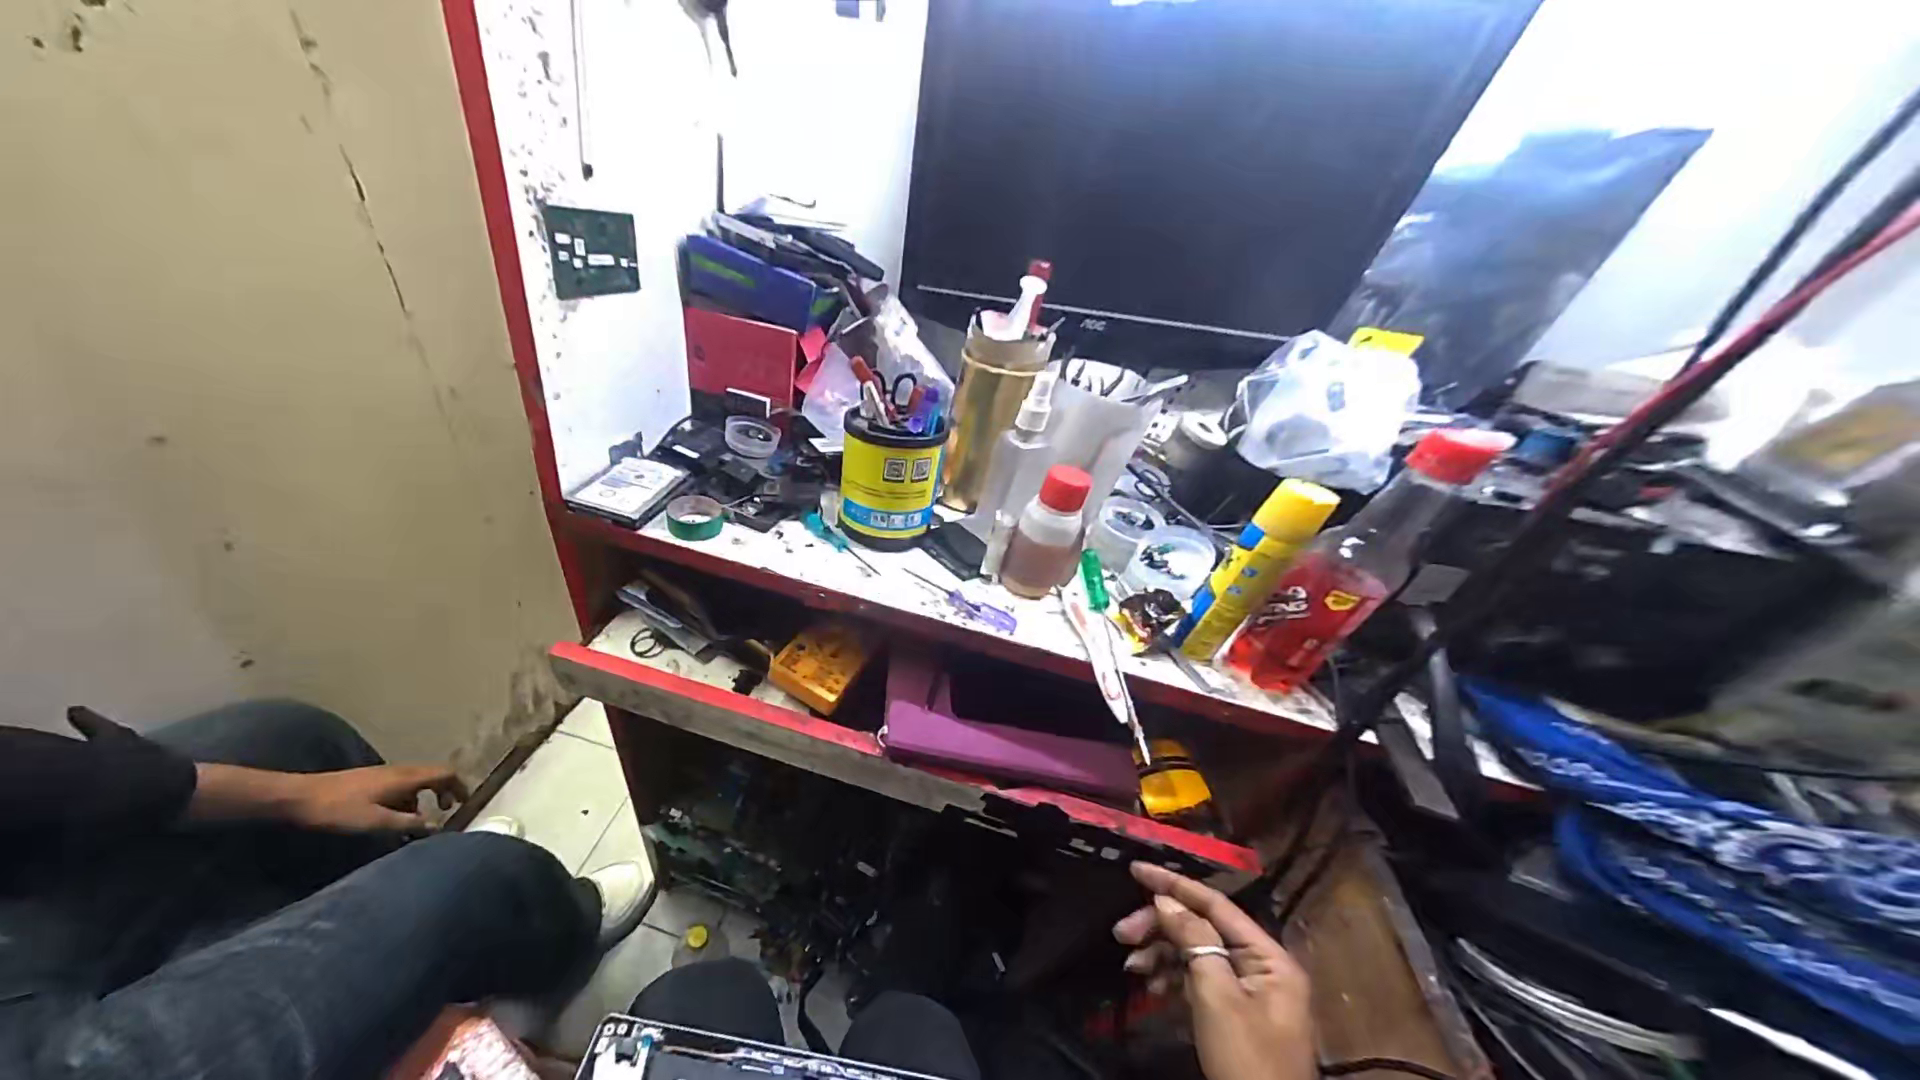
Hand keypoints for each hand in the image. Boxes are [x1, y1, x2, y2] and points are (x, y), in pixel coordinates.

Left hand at [282, 765, 468, 832]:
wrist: (297, 797)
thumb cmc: (339, 809)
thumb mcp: (375, 821)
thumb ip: (408, 824)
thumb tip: (438, 827)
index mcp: (408, 778)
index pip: (446, 774)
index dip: (459, 787)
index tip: (464, 803)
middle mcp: (402, 771)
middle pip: (435, 775)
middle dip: (445, 791)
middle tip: (444, 811)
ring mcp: (385, 774)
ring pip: (417, 781)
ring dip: (424, 797)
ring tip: (417, 820)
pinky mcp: (371, 780)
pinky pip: (402, 785)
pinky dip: (408, 798)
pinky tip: (392, 816)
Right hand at [1113, 862, 1314, 1079]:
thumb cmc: (1245, 1060)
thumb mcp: (1215, 994)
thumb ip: (1192, 939)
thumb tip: (1166, 900)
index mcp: (1268, 956)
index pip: (1215, 904)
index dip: (1174, 884)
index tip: (1137, 870)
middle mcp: (1261, 965)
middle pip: (1202, 928)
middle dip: (1161, 926)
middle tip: (1123, 933)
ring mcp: (1247, 990)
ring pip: (1195, 952)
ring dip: (1161, 953)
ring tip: (1132, 965)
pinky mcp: (1232, 1012)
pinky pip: (1197, 978)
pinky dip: (1172, 977)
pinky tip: (1150, 985)